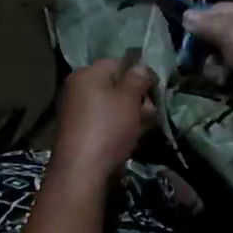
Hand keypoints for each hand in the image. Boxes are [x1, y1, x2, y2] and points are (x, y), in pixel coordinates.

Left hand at [49, 58, 154, 182]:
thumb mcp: (130, 98)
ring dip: (131, 113)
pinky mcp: (80, 129)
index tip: (154, 91)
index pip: (119, 63)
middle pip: (116, 85)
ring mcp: (77, 109)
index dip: (140, 74)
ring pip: (113, 104)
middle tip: (150, 112)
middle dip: (137, 97)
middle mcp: (78, 87)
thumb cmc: (109, 127)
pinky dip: (119, 125)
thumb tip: (141, 67)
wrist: (83, 169)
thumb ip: (138, 79)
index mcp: (87, 74)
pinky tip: (130, 137)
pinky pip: (105, 120)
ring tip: (143, 127)